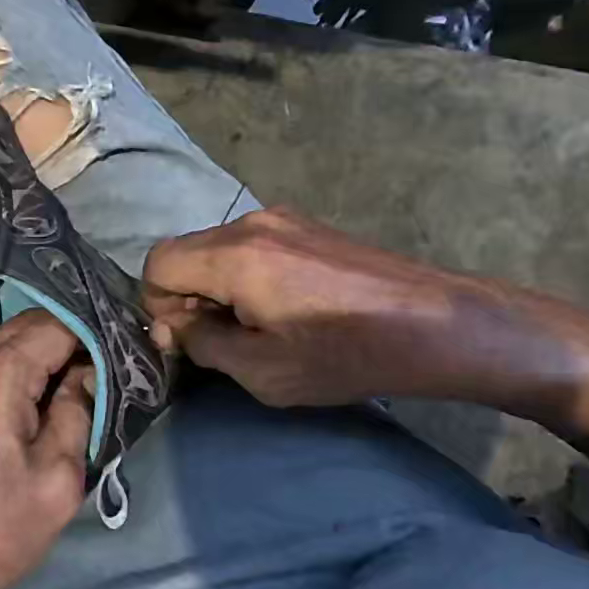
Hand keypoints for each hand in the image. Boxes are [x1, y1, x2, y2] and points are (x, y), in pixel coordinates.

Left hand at [0, 309, 92, 588]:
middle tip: (105, 373)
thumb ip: (78, 411)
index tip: (125, 354)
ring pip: (5, 345)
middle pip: (28, 326)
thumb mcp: (58, 478)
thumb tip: (87, 374)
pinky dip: (16, 373)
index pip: (57, 324)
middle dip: (70, 340)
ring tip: (76, 390)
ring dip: (42, 357)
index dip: (95, 333)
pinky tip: (35, 406)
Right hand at [143, 208, 479, 407]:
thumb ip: (204, 342)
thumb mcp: (263, 370)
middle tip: (216, 339)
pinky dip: (241, 273)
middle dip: (185, 296)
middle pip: (186, 252)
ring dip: (214, 285)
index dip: (157, 305)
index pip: (158, 264)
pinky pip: (248, 244)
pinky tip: (279, 305)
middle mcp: (251, 223)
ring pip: (216, 247)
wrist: (431, 323)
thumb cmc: (344, 354)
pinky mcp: (304, 224)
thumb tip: (175, 325)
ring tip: (251, 325)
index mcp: (235, 255)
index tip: (184, 340)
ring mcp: (281, 218)